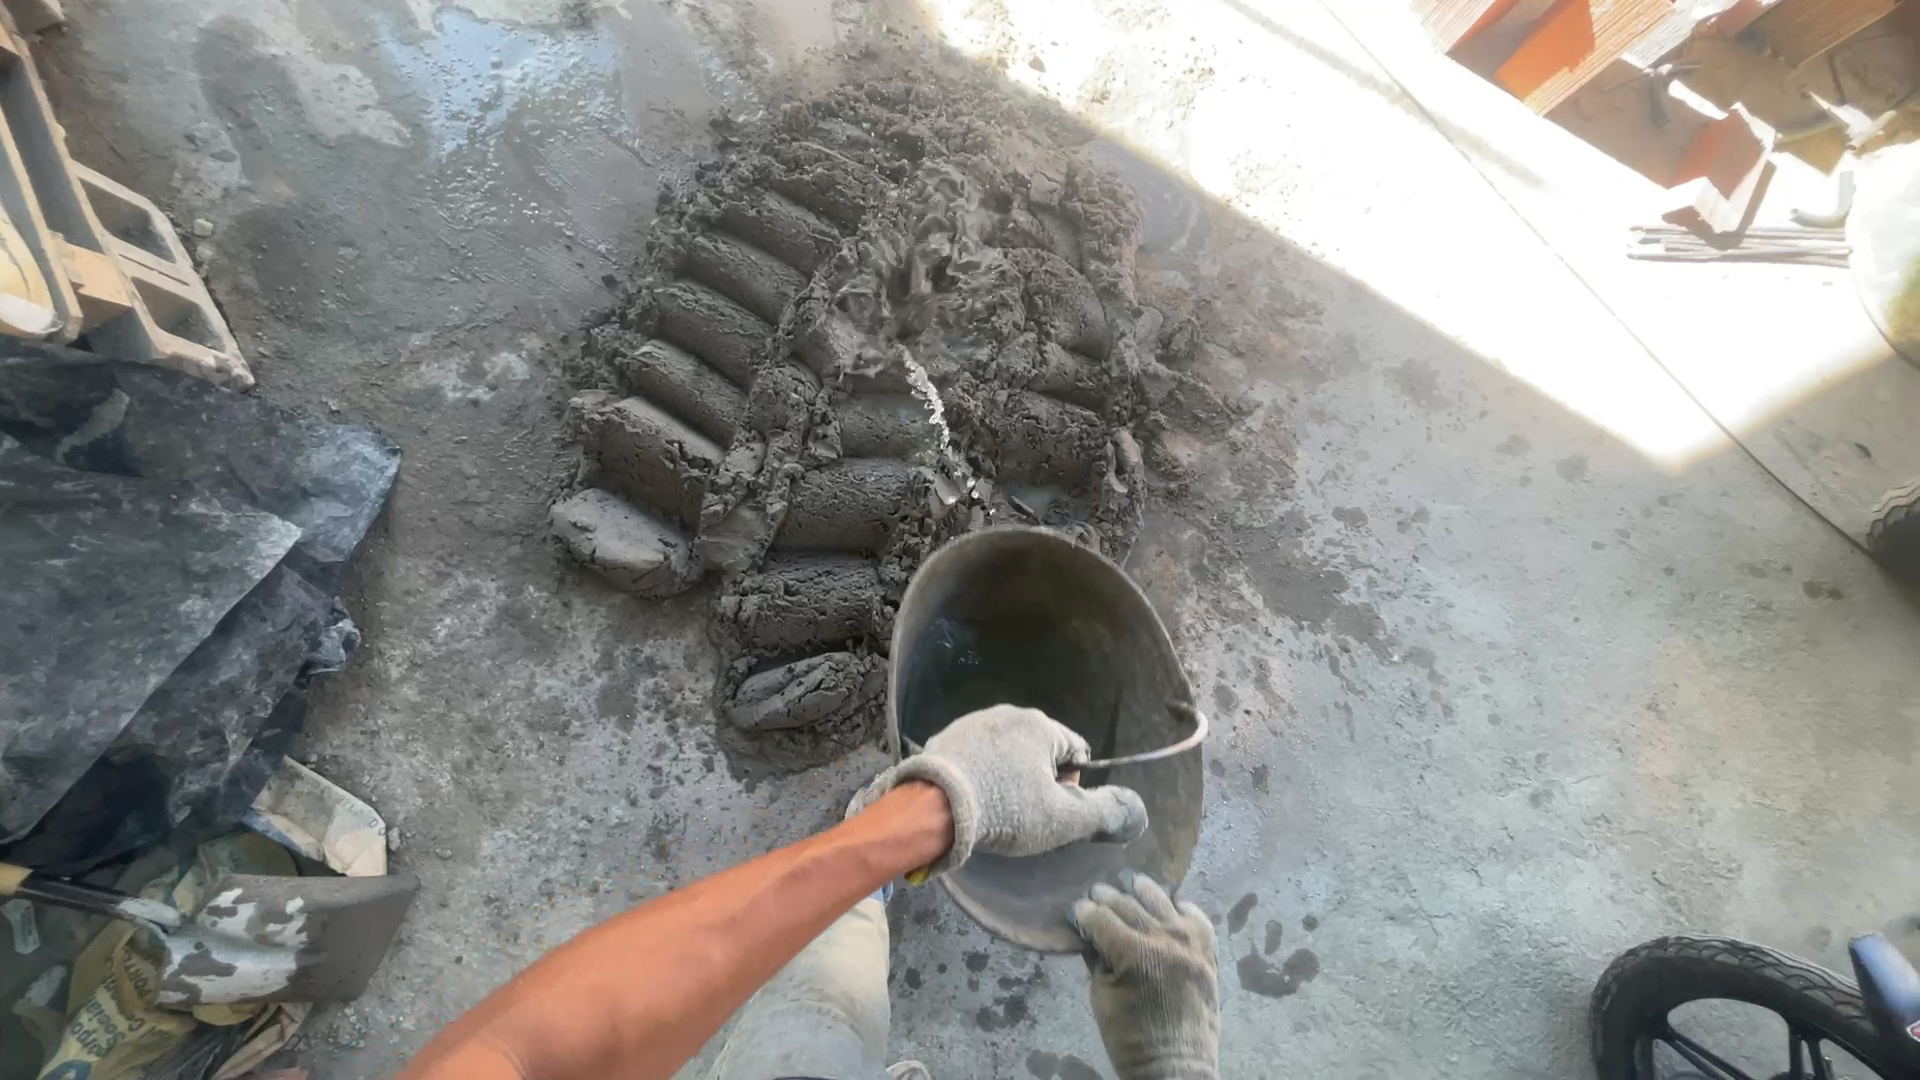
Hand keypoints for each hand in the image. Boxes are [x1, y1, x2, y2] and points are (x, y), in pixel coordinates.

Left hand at [860, 704, 1147, 875]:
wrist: (935, 805)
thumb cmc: (1008, 810)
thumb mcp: (1064, 820)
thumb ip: (1104, 812)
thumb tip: (1135, 809)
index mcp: (1041, 725)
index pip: (1076, 750)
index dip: (1073, 784)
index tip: (1054, 808)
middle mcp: (1009, 713)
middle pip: (1041, 748)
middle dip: (1040, 778)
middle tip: (1026, 811)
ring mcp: (975, 722)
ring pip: (1008, 750)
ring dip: (1010, 773)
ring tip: (997, 806)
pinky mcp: (947, 736)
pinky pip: (978, 754)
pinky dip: (982, 772)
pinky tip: (974, 797)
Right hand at [1072, 873, 1219, 1079]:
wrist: (1177, 1070)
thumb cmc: (1130, 1039)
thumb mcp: (1101, 997)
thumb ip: (1097, 958)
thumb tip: (1090, 931)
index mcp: (1133, 954)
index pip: (1099, 918)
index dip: (1083, 912)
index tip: (1074, 910)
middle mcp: (1163, 940)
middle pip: (1127, 904)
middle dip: (1106, 897)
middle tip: (1094, 894)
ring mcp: (1189, 944)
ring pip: (1161, 899)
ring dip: (1141, 889)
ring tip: (1131, 881)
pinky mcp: (1207, 953)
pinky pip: (1196, 917)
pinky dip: (1182, 908)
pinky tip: (1171, 906)